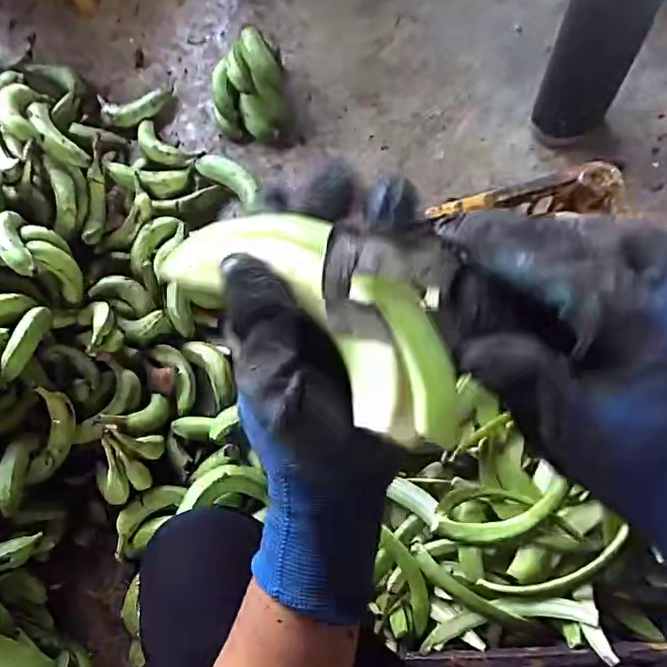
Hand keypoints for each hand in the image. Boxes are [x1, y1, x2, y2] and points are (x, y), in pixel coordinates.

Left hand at [221, 165, 405, 624]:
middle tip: (345, 181)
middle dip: (330, 204)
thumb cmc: (297, 442)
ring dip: (380, 220)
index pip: (266, 247)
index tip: (287, 188)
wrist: (346, 485)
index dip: (273, 213)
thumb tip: (239, 257)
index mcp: (272, 311)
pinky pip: (409, 286)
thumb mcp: (269, 388)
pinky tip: (428, 241)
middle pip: (318, 238)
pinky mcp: (399, 331)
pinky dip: (417, 259)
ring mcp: (358, 314)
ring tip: (393, 197)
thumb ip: (257, 328)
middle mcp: (312, 303)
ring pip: (368, 253)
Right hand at [437, 211, 666, 607]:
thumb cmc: (630, 461)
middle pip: (594, 240)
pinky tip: (567, 251)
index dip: (506, 251)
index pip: (566, 270)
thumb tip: (467, 348)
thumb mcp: (569, 425)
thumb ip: (524, 376)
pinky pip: (646, 249)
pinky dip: (598, 244)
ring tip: (512, 239)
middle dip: (528, 234)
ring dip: (563, 234)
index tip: (455, 235)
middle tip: (472, 231)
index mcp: (646, 328)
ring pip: (624, 233)